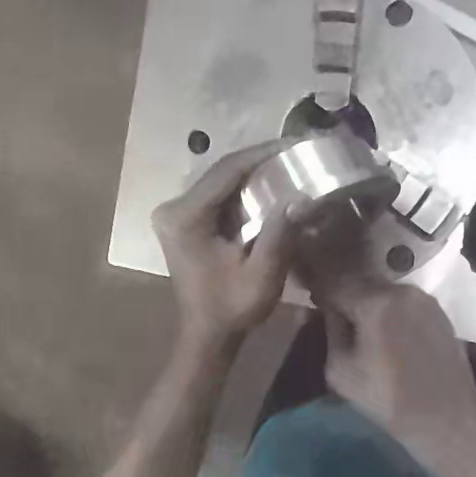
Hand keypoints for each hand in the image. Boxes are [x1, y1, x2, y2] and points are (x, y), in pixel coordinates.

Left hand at [153, 140, 297, 349]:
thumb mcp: (262, 275)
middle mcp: (174, 207)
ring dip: (254, 170)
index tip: (294, 142)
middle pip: (222, 170)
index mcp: (186, 217)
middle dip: (260, 158)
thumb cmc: (232, 308)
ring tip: (289, 160)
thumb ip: (279, 234)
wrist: (208, 334)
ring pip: (221, 178)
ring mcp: (176, 212)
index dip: (262, 153)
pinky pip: (218, 191)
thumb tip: (301, 195)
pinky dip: (244, 185)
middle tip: (297, 149)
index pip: (227, 170)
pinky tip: (270, 181)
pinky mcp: (183, 218)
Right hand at [319, 281, 475, 461]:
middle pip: (360, 281)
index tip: (310, 299)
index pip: (334, 282)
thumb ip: (330, 329)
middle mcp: (400, 289)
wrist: (448, 419)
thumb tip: (325, 308)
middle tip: (332, 311)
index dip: (318, 289)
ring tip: (361, 324)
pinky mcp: (439, 310)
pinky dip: (390, 309)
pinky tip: (388, 333)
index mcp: (374, 301)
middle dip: (344, 293)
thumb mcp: (340, 369)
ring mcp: (424, 297)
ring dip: (368, 301)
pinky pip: (403, 301)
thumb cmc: (388, 399)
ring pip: (383, 290)